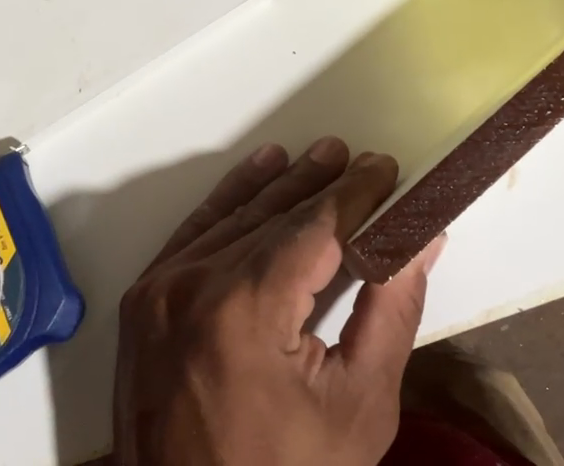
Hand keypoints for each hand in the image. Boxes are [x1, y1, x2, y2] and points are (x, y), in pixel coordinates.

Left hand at [111, 137, 443, 465]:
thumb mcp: (358, 406)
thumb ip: (390, 312)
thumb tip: (418, 239)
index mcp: (244, 310)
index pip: (311, 230)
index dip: (353, 197)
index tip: (384, 171)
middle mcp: (192, 285)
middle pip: (272, 217)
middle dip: (322, 187)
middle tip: (360, 160)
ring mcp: (160, 290)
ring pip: (233, 218)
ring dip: (278, 184)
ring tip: (318, 156)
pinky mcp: (145, 299)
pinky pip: (194, 232)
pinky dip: (229, 200)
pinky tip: (259, 171)